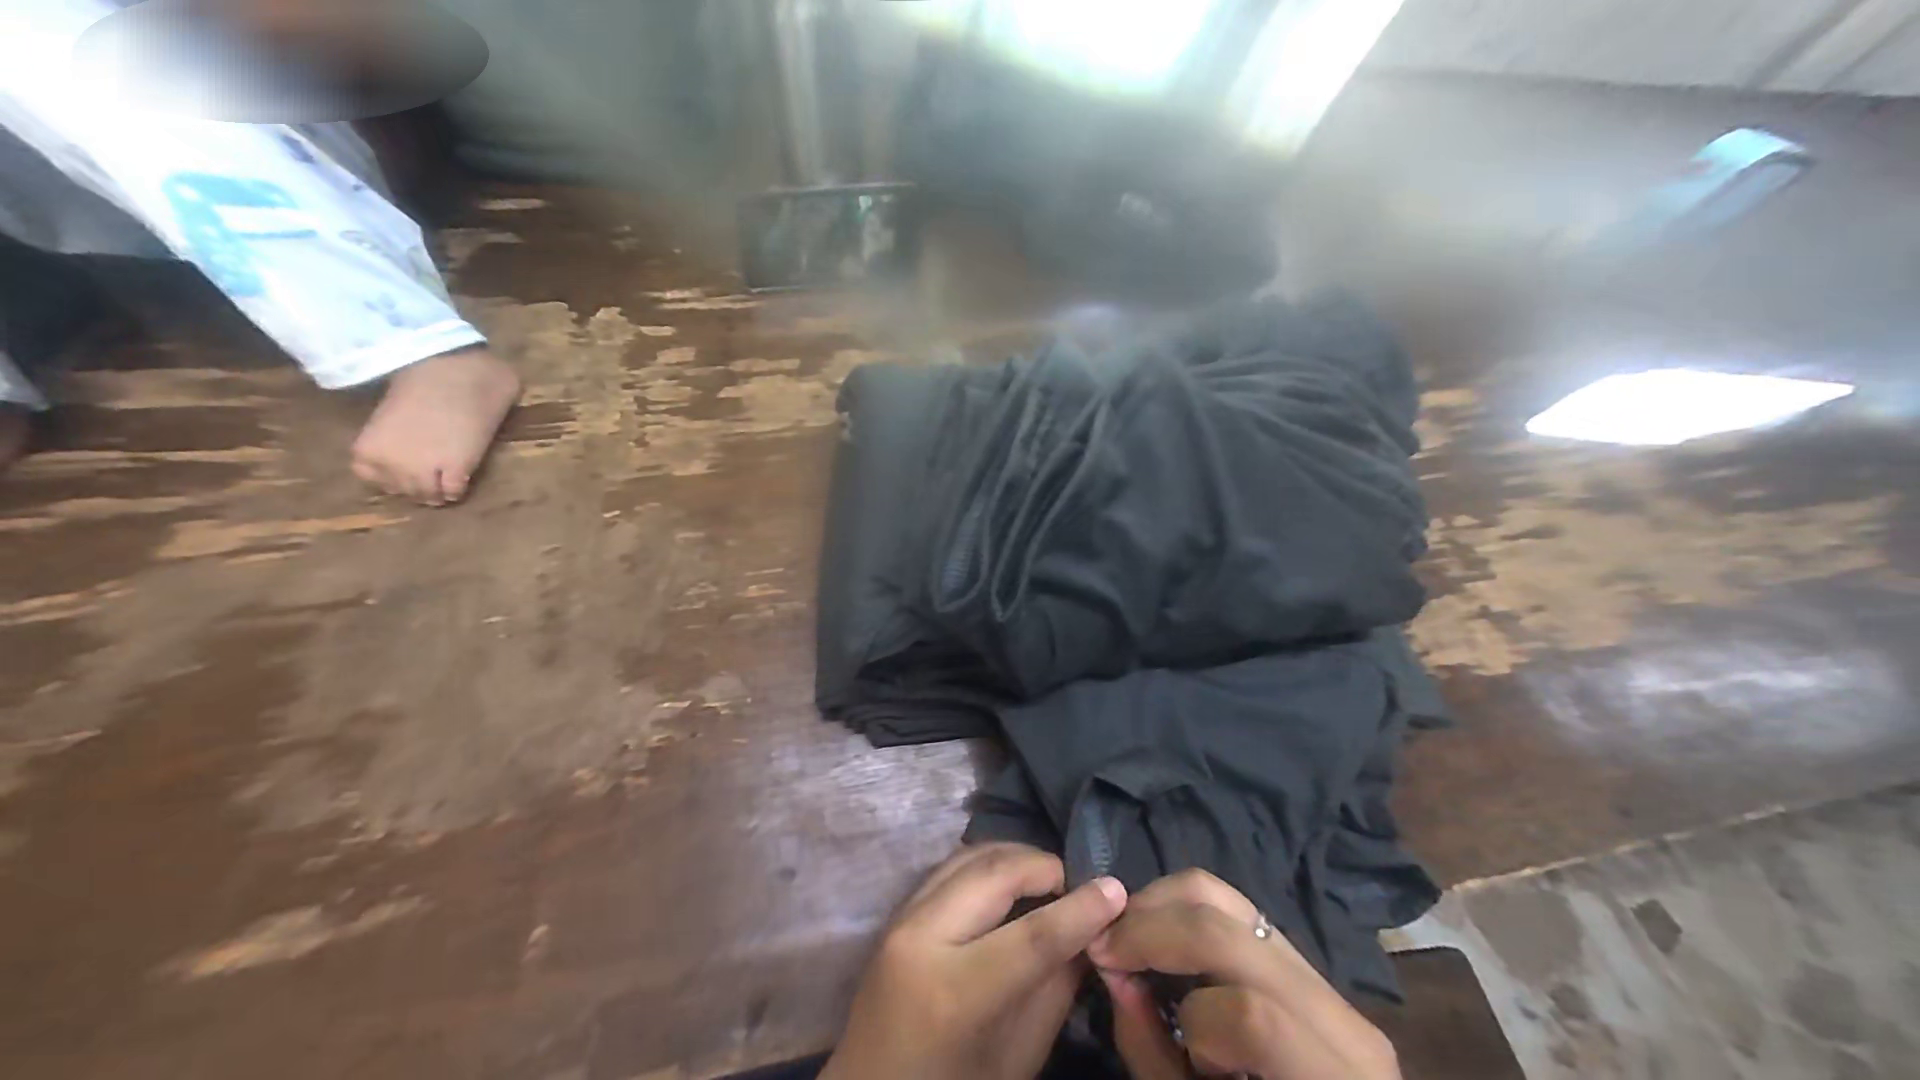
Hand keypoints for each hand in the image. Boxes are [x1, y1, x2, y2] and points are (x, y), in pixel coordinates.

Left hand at [822, 843, 1128, 1079]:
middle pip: (995, 873)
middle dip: (1045, 867)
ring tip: (1049, 879)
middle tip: (1079, 885)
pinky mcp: (897, 910)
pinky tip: (1011, 881)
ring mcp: (901, 917)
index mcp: (953, 992)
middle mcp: (920, 937)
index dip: (1080, 909)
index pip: (1031, 935)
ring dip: (1016, 857)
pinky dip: (988, 863)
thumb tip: (1089, 931)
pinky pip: (950, 866)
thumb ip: (1054, 988)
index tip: (1117, 888)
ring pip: (970, 855)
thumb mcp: (1016, 1057)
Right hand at [1089, 870, 1400, 1079]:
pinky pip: (1235, 912)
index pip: (1248, 1012)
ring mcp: (1323, 982)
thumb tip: (1116, 973)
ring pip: (1229, 898)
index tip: (1113, 977)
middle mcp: (1339, 1015)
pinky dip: (1185, 911)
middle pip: (1229, 928)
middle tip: (1105, 941)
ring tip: (1128, 930)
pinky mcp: (1302, 965)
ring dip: (1164, 904)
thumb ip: (1151, 1049)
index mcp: (1329, 1076)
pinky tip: (1161, 936)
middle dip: (1152, 925)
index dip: (1177, 999)